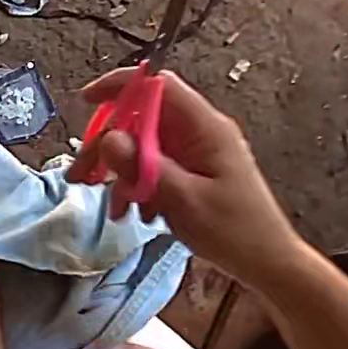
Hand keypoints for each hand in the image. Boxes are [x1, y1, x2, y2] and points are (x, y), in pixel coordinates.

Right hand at [70, 70, 298, 285]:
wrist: (265, 261)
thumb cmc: (233, 231)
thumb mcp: (183, 199)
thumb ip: (144, 167)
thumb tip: (108, 138)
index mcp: (203, 128)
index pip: (157, 87)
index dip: (120, 87)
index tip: (86, 101)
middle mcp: (197, 134)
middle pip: (141, 121)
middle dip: (108, 146)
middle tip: (81, 176)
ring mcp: (194, 154)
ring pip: (143, 148)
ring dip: (120, 173)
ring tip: (111, 207)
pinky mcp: (190, 174)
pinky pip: (153, 170)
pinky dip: (137, 188)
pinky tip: (133, 214)